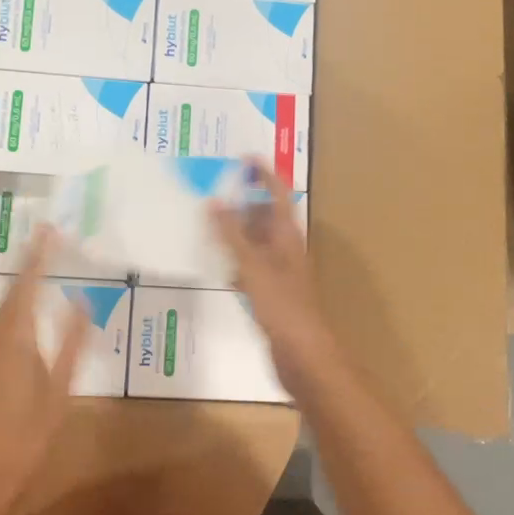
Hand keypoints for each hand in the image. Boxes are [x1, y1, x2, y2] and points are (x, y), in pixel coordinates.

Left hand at [0, 229, 90, 510]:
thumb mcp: (59, 392)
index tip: (48, 229)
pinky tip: (25, 313)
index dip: (37, 256)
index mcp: (14, 340)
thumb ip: (71, 344)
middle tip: (47, 239)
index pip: (26, 285)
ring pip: (3, 308)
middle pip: (11, 292)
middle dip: (28, 263)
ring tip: (39, 265)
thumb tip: (83, 301)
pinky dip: (14, 307)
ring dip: (20, 284)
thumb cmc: (27, 438)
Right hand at [208, 156, 337, 388]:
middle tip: (216, 185)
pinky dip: (235, 258)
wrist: (304, 358)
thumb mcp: (253, 266)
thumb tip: (215, 200)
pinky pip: (250, 266)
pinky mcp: (270, 295)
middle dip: (245, 200)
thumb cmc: (283, 307)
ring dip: (237, 229)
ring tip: (209, 217)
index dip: (264, 174)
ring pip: (256, 241)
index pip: (278, 194)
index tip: (244, 156)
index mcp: (287, 237)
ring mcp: (279, 273)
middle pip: (266, 216)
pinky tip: (217, 261)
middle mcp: (286, 249)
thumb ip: (232, 235)